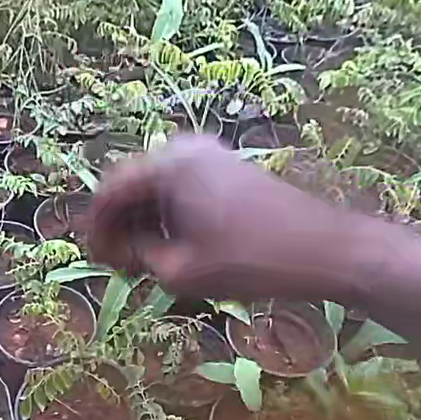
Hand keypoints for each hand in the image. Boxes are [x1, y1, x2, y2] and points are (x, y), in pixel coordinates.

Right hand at [84, 135, 420, 328]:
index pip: (110, 191)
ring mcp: (211, 155)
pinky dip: (170, 217)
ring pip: (158, 189)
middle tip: (119, 265)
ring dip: (145, 223)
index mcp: (168, 165)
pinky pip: (183, 190)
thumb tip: (119, 250)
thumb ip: (137, 256)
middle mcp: (186, 149)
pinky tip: (173, 247)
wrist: (323, 249)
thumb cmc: (250, 262)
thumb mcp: (181, 270)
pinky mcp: (229, 170)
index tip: (97, 260)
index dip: (97, 229)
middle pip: (133, 186)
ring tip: (145, 262)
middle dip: (121, 226)